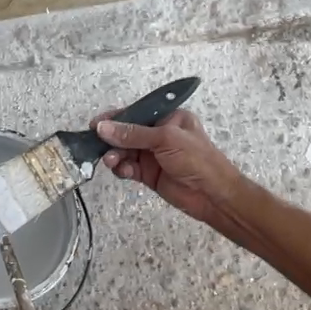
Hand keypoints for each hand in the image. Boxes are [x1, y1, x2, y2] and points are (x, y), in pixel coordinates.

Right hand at [94, 109, 256, 231]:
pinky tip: (122, 171)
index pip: (136, 113)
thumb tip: (101, 127)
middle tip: (97, 145)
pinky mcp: (148, 173)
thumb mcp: (165, 139)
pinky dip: (122, 168)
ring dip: (115, 155)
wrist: (214, 196)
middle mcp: (159, 134)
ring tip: (111, 161)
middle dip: (112, 139)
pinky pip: (128, 167)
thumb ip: (132, 133)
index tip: (95, 124)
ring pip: (124, 151)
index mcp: (168, 118)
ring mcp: (153, 155)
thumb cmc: (197, 160)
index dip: (115, 117)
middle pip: (126, 132)